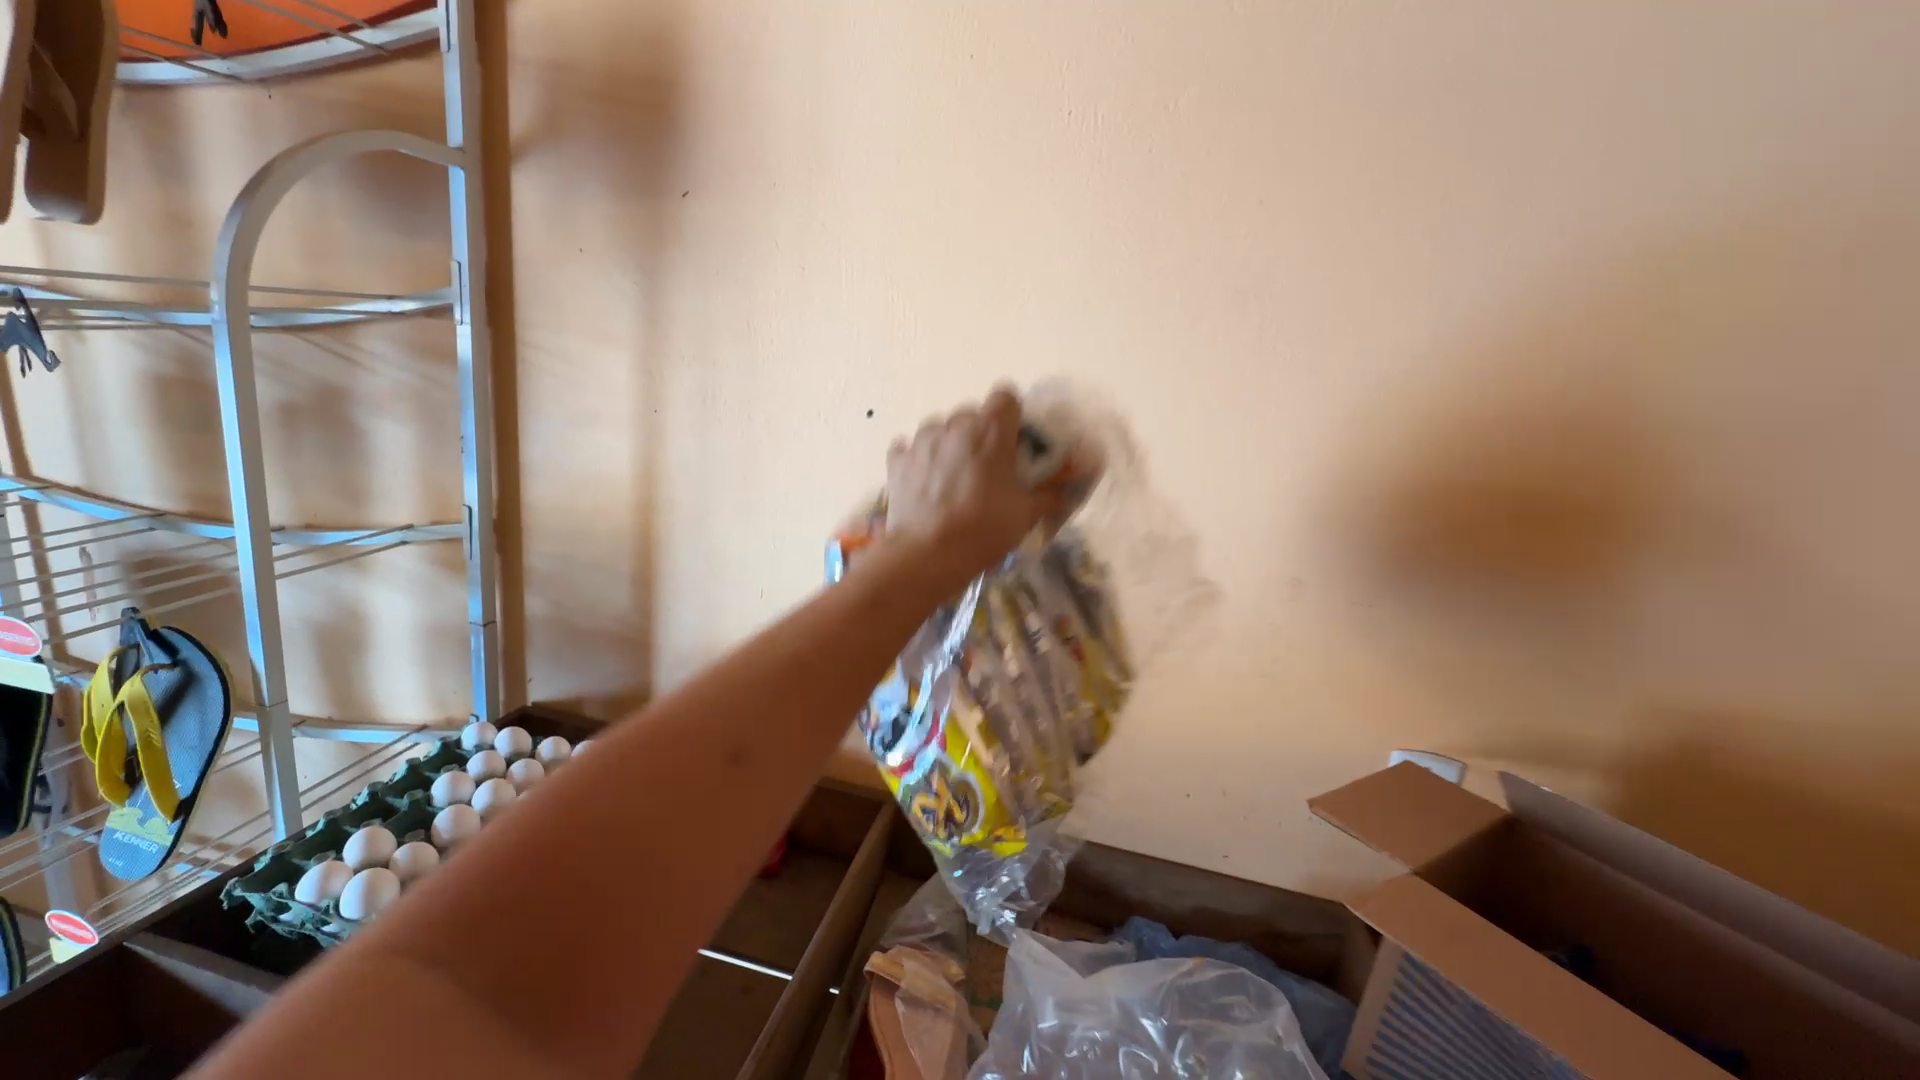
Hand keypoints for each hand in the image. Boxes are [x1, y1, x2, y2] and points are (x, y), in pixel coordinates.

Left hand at [885, 387, 1050, 588]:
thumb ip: (1047, 496)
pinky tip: (923, 483)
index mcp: (991, 429)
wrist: (929, 554)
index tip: (1013, 441)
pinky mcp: (897, 459)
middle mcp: (955, 424)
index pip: (1005, 396)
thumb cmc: (985, 529)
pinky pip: (909, 448)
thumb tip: (1062, 491)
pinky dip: (917, 460)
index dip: (1011, 416)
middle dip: (979, 434)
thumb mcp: (1026, 515)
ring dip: (947, 445)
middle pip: (971, 414)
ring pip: (939, 429)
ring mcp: (921, 440)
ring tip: (951, 478)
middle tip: (985, 468)